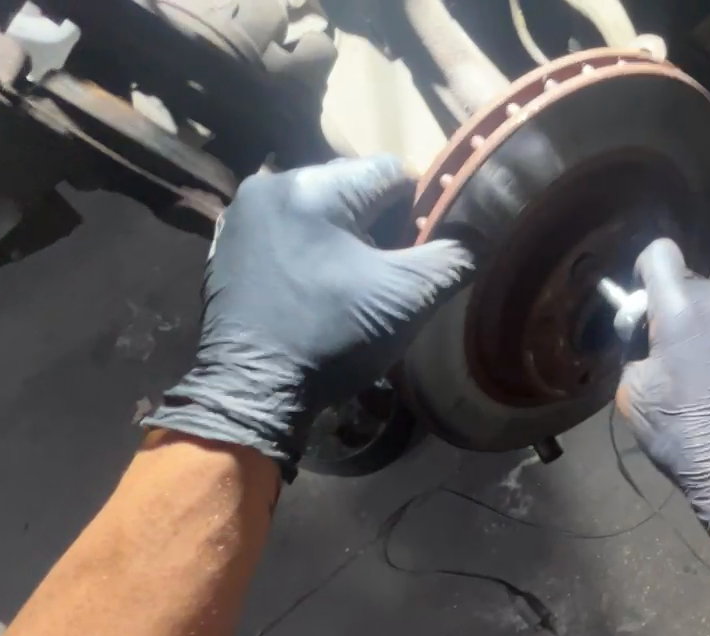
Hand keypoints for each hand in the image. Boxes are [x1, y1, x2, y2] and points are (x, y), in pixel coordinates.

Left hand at [145, 156, 472, 478]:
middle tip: (401, 274)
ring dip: (353, 240)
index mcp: (313, 187)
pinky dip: (320, 253)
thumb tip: (479, 237)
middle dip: (387, 226)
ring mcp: (243, 216)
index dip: (425, 207)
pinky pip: (293, 233)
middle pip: (354, 189)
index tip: (433, 248)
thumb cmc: (333, 338)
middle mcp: (270, 186)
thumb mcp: (407, 300)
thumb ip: (452, 259)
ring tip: (365, 286)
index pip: (392, 171)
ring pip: (323, 212)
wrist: (253, 390)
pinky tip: (327, 292)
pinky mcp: (230, 248)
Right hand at [617, 238, 709, 534]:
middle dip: (687, 314)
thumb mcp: (632, 392)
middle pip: (700, 289)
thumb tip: (645, 335)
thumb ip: (636, 348)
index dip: (649, 272)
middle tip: (683, 356)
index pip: (660, 253)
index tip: (649, 300)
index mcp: (682, 308)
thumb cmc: (680, 434)